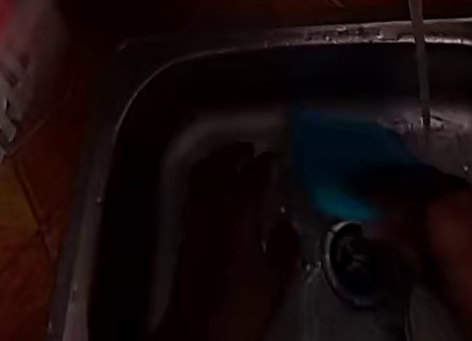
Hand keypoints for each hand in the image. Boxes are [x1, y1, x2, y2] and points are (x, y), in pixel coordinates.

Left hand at [154, 144, 298, 340]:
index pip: (250, 174)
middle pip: (220, 163)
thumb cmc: (239, 307)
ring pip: (202, 170)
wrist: (200, 328)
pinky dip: (205, 174)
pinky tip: (215, 184)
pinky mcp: (185, 225)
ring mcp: (193, 212)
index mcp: (236, 210)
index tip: (272, 158)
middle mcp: (211, 203)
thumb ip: (283, 246)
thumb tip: (286, 225)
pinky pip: (194, 185)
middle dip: (235, 151)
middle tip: (250, 149)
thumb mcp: (274, 280)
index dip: (263, 163)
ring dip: (217, 159)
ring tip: (231, 157)